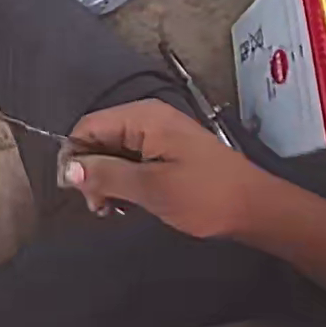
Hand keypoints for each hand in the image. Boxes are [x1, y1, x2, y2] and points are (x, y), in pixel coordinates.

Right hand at [63, 98, 276, 238]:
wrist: (258, 209)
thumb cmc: (205, 196)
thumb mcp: (151, 188)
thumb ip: (106, 174)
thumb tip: (67, 169)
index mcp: (142, 117)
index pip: (87, 126)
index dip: (74, 156)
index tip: (75, 192)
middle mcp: (146, 118)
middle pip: (98, 137)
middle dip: (91, 171)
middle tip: (98, 207)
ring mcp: (157, 133)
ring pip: (112, 151)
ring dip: (106, 179)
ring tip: (111, 209)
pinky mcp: (165, 150)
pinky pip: (129, 159)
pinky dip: (122, 179)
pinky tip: (126, 202)